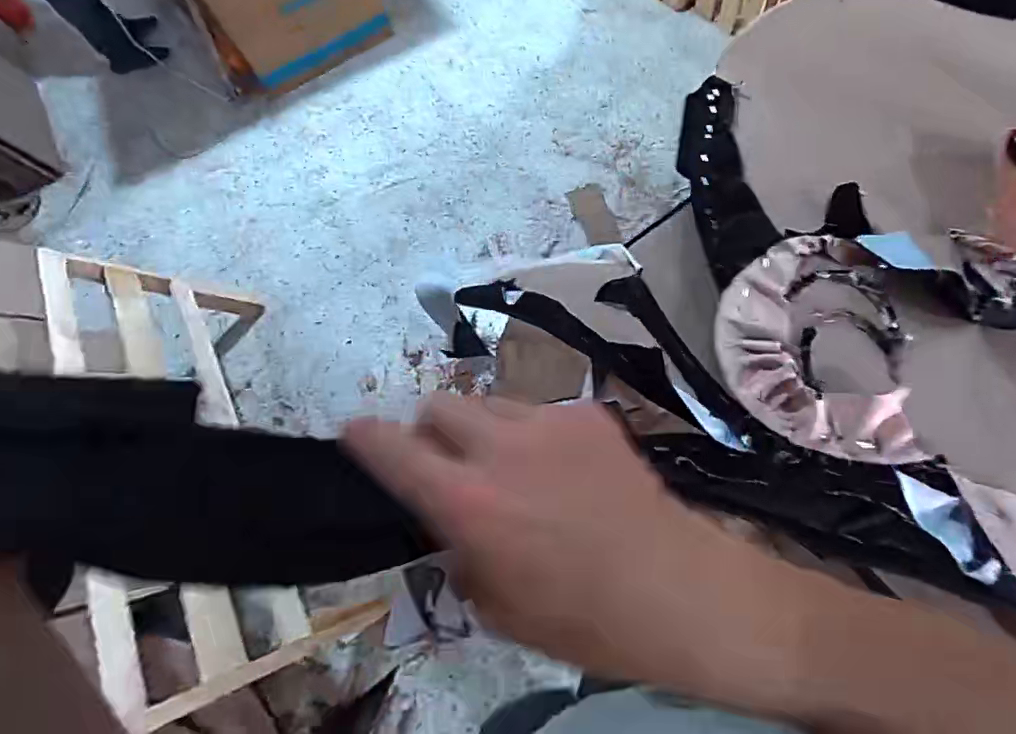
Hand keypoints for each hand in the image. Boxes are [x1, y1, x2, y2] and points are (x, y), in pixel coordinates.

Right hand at [344, 397, 804, 698]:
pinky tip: (564, 465)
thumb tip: (451, 518)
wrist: (660, 578)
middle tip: (447, 457)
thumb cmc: (571, 611)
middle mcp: (502, 447)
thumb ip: (459, 544)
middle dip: (432, 428)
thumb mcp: (490, 599)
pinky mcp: (590, 414)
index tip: (355, 429)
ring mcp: (552, 421)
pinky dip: (538, 433)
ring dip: (487, 428)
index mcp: (466, 500)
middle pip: (443, 404)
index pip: (396, 452)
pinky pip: (546, 411)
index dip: (368, 438)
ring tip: (513, 463)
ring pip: (495, 402)